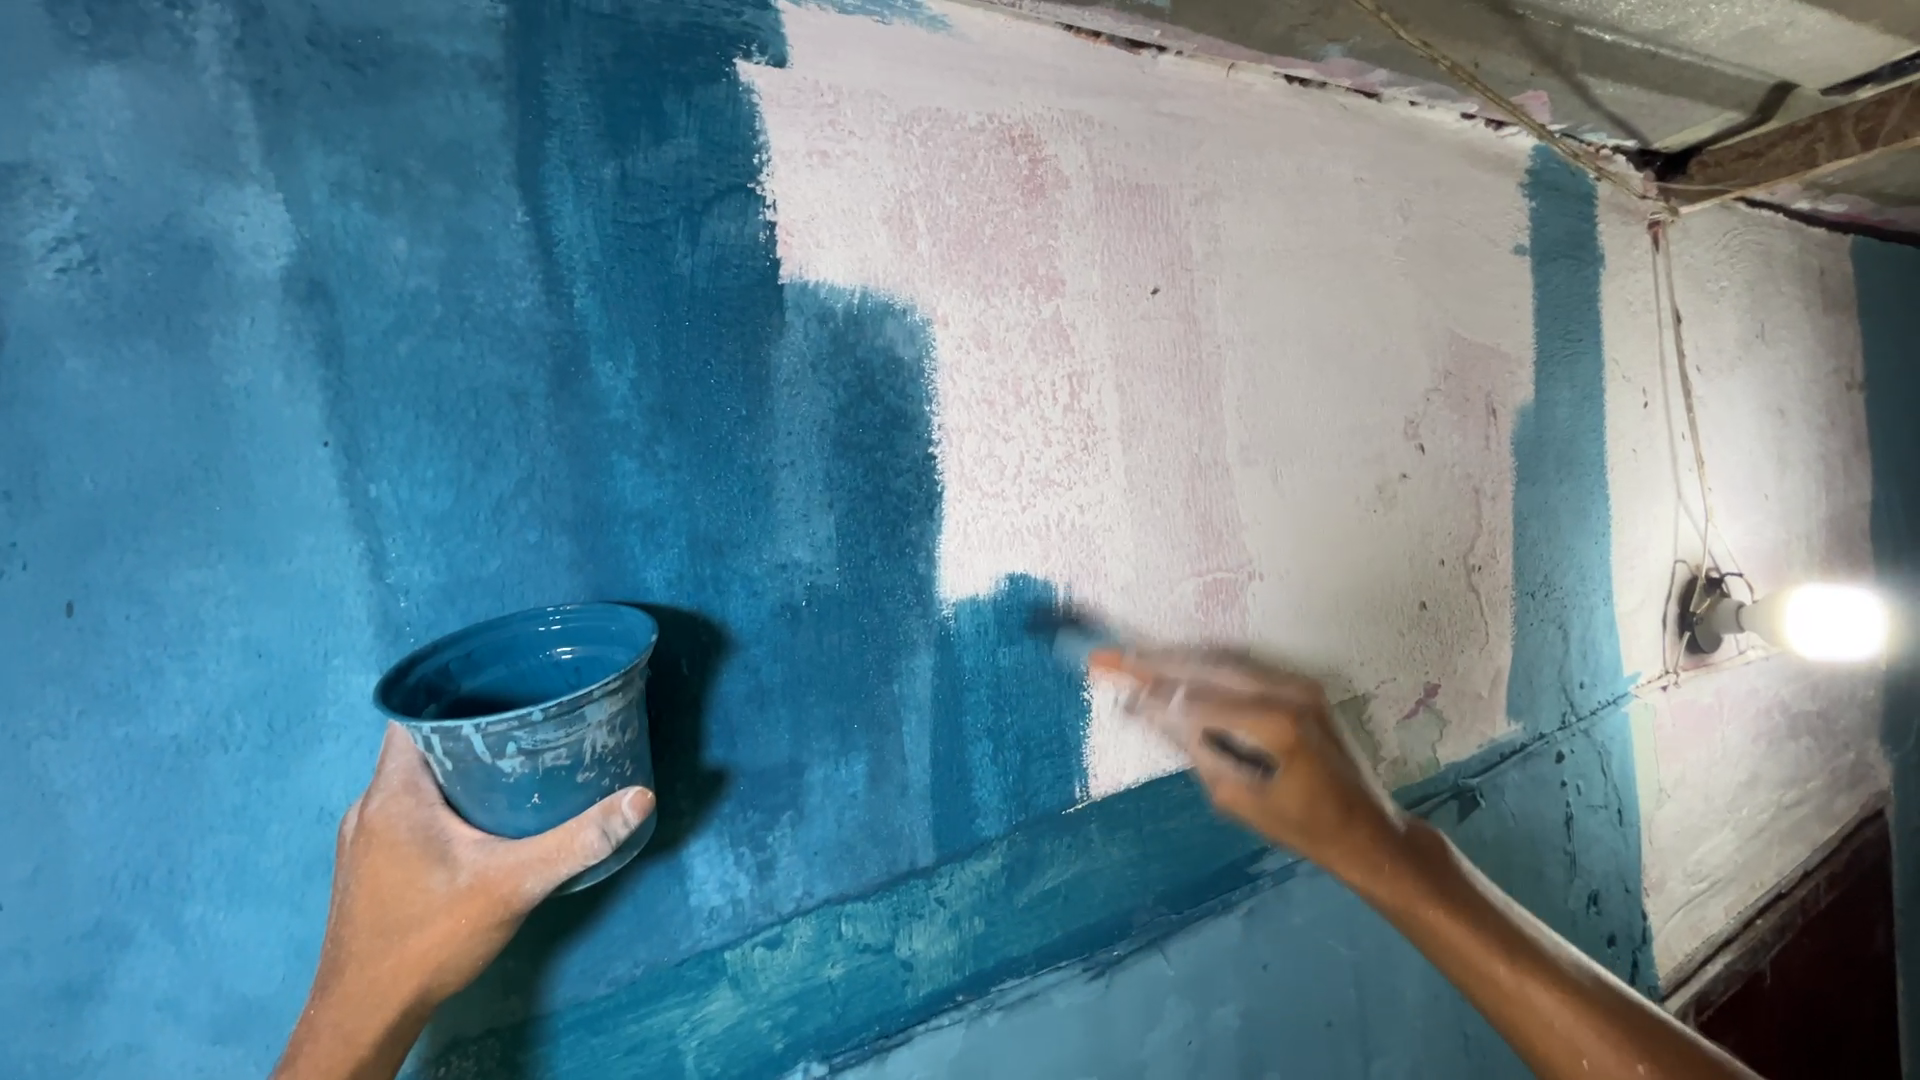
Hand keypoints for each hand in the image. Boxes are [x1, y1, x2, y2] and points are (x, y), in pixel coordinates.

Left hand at [273, 723, 654, 1079]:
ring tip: (520, 764)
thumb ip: (580, 840)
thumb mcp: (516, 884)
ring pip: (416, 779)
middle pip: (422, 744)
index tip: (511, 691)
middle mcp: (370, 806)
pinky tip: (487, 817)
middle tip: (534, 727)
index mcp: (394, 794)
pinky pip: (410, 808)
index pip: (415, 715)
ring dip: (461, 766)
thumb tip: (641, 797)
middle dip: (476, 731)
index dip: (460, 694)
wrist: (365, 1017)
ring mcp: (364, 838)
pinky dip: (447, 798)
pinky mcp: (370, 865)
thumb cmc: (431, 937)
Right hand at [1092, 650, 1405, 885]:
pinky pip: (1240, 667)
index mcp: (1274, 724)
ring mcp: (1298, 682)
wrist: (1369, 829)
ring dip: (1174, 657)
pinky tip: (1173, 664)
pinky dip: (1202, 665)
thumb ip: (1193, 747)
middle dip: (1151, 660)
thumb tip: (1149, 712)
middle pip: (1204, 666)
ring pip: (1221, 659)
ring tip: (1131, 655)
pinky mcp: (1301, 683)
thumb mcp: (1236, 797)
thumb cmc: (1302, 827)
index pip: (1194, 700)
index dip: (1148, 693)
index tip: (1108, 681)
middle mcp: (1287, 691)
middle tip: (1106, 656)